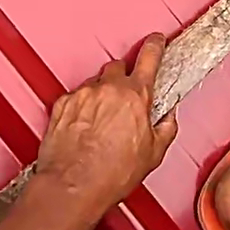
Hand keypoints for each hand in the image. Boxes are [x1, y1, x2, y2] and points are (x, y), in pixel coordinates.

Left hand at [29, 34, 178, 214]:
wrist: (72, 188)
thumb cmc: (110, 173)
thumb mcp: (154, 153)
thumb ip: (165, 128)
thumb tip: (168, 120)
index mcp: (136, 94)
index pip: (149, 56)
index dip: (155, 45)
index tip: (156, 40)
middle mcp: (108, 89)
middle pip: (118, 66)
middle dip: (123, 77)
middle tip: (125, 97)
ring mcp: (83, 95)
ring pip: (96, 83)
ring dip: (102, 94)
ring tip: (102, 119)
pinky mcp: (61, 106)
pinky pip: (75, 97)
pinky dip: (81, 107)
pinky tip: (85, 126)